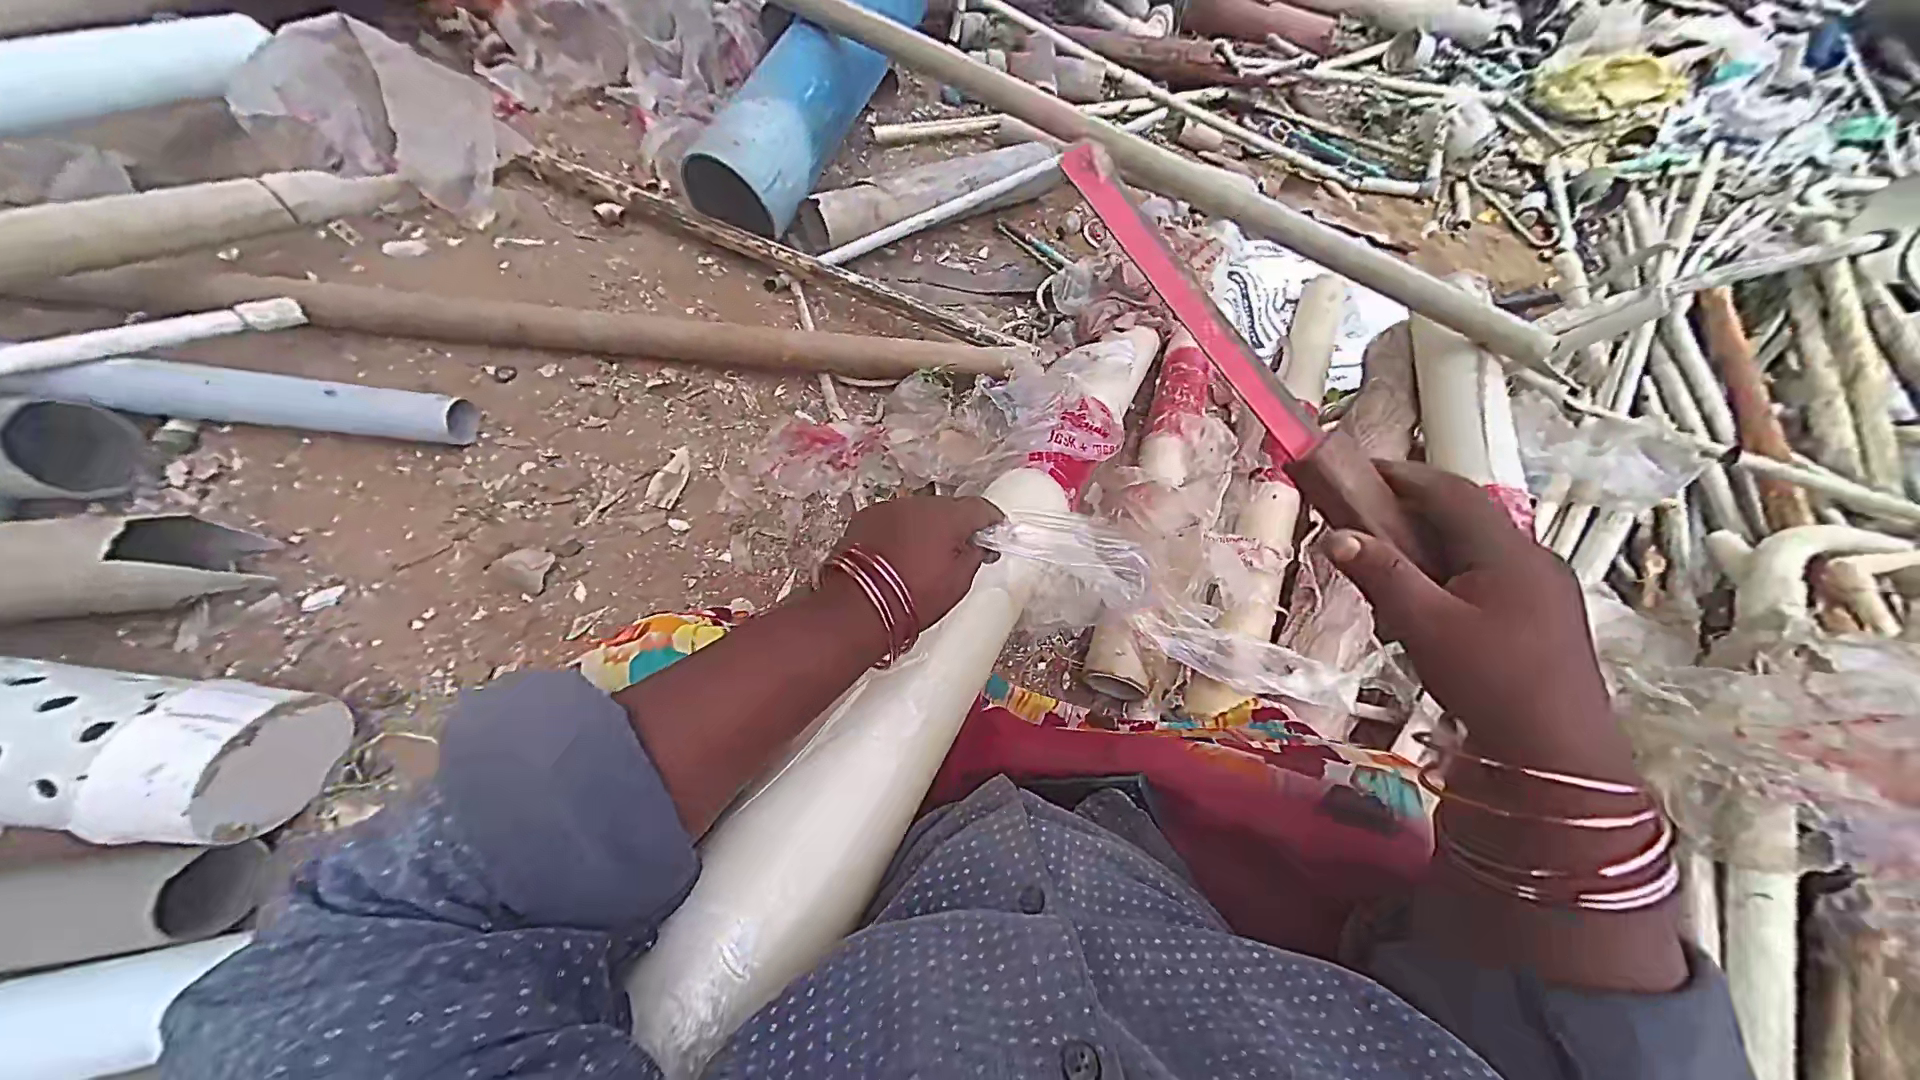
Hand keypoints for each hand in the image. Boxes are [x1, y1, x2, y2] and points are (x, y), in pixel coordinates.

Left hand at [834, 495, 1004, 631]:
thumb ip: (973, 556)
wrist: (858, 607)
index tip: (994, 535)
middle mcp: (919, 503)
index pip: (979, 507)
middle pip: (947, 509)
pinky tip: (898, 556)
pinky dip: (900, 533)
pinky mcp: (864, 517)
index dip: (991, 521)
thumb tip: (977, 544)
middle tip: (960, 551)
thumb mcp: (958, 582)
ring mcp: (889, 508)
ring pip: (918, 514)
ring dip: (925, 529)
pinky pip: (893, 521)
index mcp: (948, 516)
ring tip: (925, 556)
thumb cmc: (915, 597)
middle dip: (955, 526)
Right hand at [1317, 461, 1613, 755]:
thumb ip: (1381, 575)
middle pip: (1463, 518)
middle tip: (1362, 520)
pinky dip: (1443, 576)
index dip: (1403, 475)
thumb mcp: (1425, 625)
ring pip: (1471, 549)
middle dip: (1409, 513)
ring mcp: (1541, 590)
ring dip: (1425, 548)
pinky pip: (1482, 578)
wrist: (1556, 757)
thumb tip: (1337, 536)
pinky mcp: (1538, 617)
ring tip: (1386, 571)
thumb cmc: (1491, 683)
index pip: (1452, 492)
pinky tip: (1423, 608)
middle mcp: (1532, 562)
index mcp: (1509, 555)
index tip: (1360, 469)